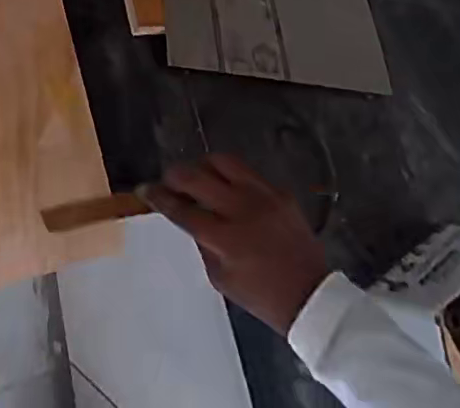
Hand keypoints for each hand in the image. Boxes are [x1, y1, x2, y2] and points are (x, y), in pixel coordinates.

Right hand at [138, 153, 329, 335]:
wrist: (314, 299)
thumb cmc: (262, 296)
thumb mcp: (221, 278)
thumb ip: (200, 242)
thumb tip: (185, 215)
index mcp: (226, 239)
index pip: (181, 208)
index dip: (159, 196)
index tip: (145, 190)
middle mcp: (242, 210)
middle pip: (195, 176)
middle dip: (174, 175)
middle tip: (168, 180)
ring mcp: (263, 196)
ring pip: (221, 161)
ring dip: (202, 166)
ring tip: (197, 177)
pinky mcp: (279, 191)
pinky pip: (246, 171)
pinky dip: (230, 176)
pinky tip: (227, 187)